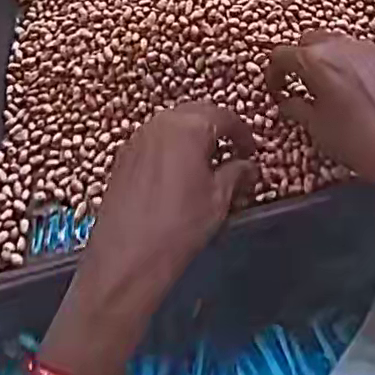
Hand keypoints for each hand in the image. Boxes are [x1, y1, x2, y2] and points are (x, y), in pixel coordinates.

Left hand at [73, 102, 258, 314]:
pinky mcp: (123, 155)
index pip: (224, 117)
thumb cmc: (179, 226)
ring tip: (206, 163)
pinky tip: (177, 173)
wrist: (125, 260)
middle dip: (217, 129)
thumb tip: (250, 166)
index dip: (242, 134)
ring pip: (174, 124)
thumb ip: (237, 173)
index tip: (251, 152)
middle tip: (232, 153)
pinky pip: (155, 139)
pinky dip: (172, 147)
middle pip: (197, 113)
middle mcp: (161, 122)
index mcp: (189, 126)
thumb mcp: (218, 200)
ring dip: (193, 136)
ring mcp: (138, 137)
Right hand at [265, 31, 374, 228]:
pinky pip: (359, 52)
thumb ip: (297, 107)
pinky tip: (355, 89)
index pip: (282, 55)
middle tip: (299, 85)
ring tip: (327, 87)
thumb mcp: (319, 129)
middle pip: (309, 41)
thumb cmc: (361, 142)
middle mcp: (341, 44)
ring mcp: (368, 47)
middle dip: (299, 60)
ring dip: (325, 59)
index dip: (274, 72)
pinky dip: (349, 63)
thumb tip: (287, 100)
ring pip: (336, 43)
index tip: (276, 88)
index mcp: (317, 60)